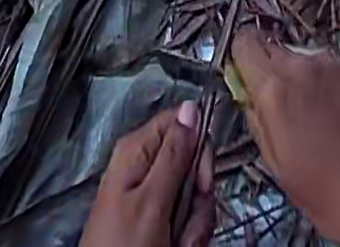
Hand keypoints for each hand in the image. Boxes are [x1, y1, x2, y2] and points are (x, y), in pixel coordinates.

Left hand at [81, 101, 214, 246]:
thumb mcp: (151, 202)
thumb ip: (174, 154)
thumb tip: (191, 106)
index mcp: (138, 150)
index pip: (181, 123)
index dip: (199, 148)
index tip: (202, 180)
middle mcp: (145, 166)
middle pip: (192, 163)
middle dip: (198, 197)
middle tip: (185, 225)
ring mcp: (152, 196)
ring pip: (194, 196)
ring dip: (194, 225)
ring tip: (177, 246)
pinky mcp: (157, 222)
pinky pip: (186, 221)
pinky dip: (187, 240)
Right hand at [231, 29, 339, 246]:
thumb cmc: (328, 191)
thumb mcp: (274, 162)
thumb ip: (254, 115)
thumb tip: (245, 92)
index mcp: (274, 88)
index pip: (242, 42)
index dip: (241, 59)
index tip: (245, 76)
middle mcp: (299, 64)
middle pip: (269, 47)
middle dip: (269, 70)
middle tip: (280, 104)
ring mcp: (327, 62)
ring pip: (296, 55)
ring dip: (296, 74)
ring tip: (311, 112)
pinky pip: (322, 62)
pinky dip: (321, 78)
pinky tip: (332, 109)